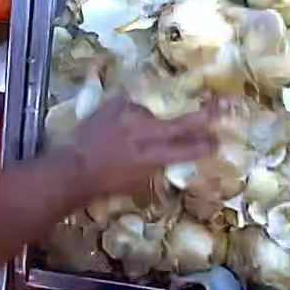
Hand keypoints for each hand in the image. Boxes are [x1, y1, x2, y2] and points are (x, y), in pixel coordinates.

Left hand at [53, 94, 216, 197]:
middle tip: (215, 111)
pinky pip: (128, 106)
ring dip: (145, 122)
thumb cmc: (102, 183)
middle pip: (177, 125)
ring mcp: (127, 116)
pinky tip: (118, 123)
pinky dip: (126, 114)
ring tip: (129, 134)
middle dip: (200, 119)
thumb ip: (153, 170)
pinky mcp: (113, 105)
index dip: (202, 146)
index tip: (217, 141)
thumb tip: (166, 161)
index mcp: (149, 157)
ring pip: (148, 115)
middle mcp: (142, 134)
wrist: (71, 166)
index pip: (184, 150)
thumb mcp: (134, 185)